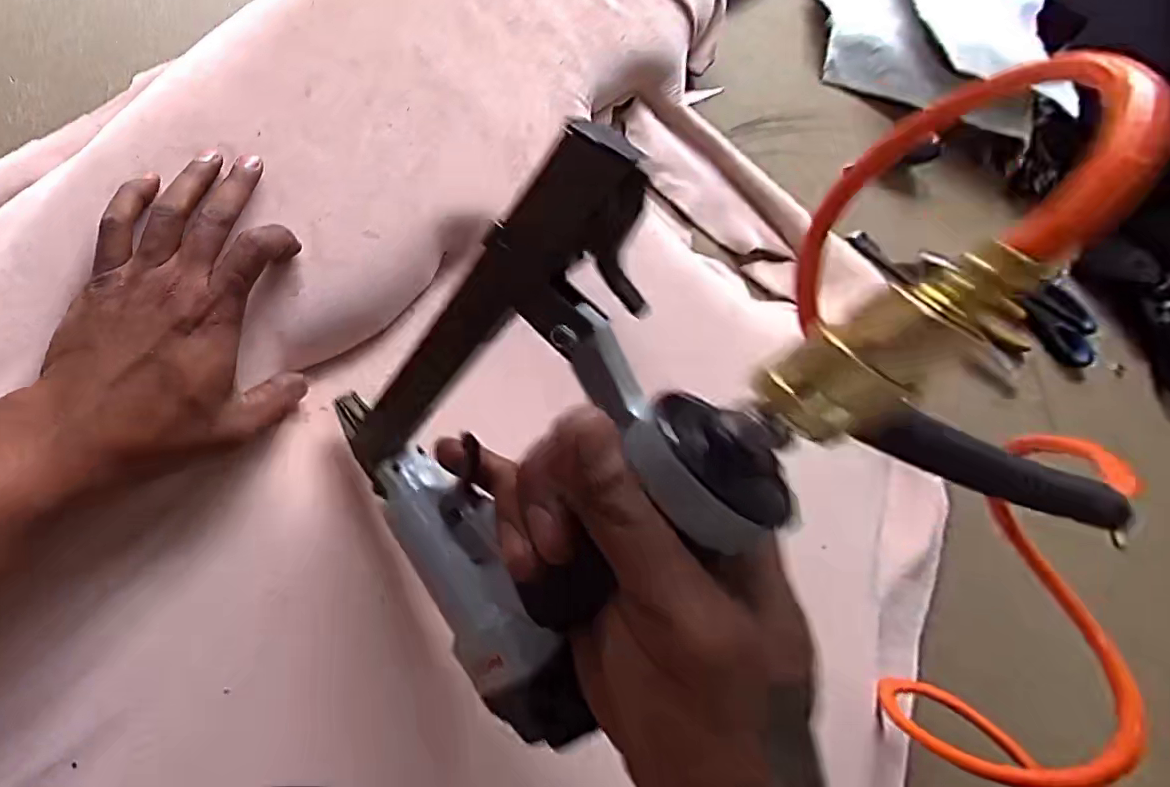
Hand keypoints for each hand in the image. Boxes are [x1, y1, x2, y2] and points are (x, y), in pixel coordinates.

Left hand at [32, 152, 307, 490]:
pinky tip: (144, 181)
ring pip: (167, 213)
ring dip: (190, 182)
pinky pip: (115, 227)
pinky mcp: (102, 281)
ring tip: (208, 158)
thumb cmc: (152, 434)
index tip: (286, 244)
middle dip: (235, 187)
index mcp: (212, 314)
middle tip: (250, 164)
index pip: (253, 255)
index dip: (275, 239)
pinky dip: (129, 198)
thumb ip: (270, 405)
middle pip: (212, 220)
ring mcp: (136, 278)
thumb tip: (301, 386)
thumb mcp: (226, 430)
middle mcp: (177, 284)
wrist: (75, 433)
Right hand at [437, 412, 817, 786]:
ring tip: (524, 567)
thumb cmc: (716, 704)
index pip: (635, 439)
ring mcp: (607, 532)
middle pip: (575, 456)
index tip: (566, 497)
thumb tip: (583, 420)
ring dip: (516, 514)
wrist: (690, 781)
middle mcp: (652, 507)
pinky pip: (522, 508)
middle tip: (548, 553)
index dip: (589, 452)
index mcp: (702, 507)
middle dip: (546, 498)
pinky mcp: (569, 556)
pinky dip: (487, 485)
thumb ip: (627, 518)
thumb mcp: (677, 608)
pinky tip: (453, 462)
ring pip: (541, 482)